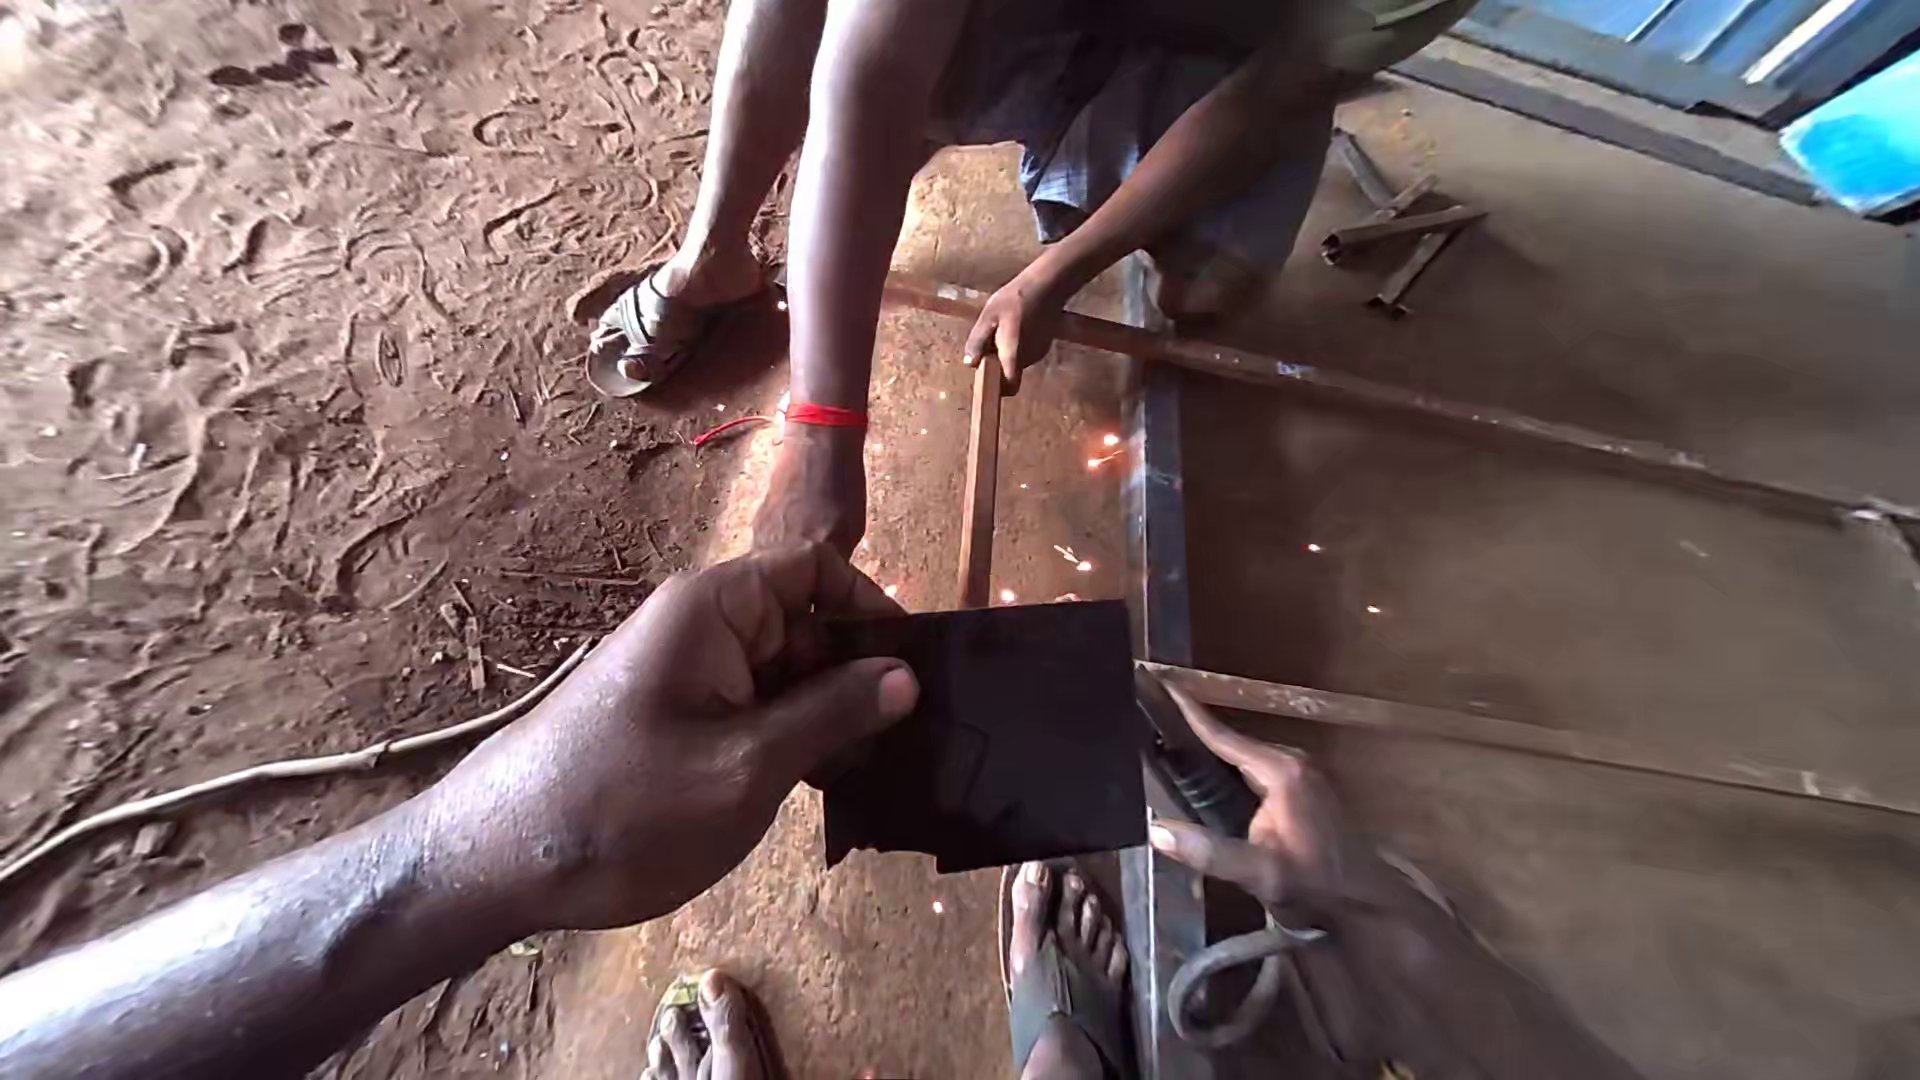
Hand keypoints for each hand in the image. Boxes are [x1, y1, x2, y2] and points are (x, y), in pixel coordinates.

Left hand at [414, 544, 918, 931]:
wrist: (491, 869)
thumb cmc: (623, 804)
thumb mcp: (747, 764)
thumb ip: (834, 712)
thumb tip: (907, 675)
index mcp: (719, 606)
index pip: (814, 569)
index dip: (867, 604)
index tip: (908, 660)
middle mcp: (711, 624)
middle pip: (807, 622)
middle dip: (853, 671)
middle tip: (895, 734)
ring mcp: (699, 669)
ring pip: (791, 669)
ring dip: (828, 711)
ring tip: (861, 766)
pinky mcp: (691, 709)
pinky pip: (763, 702)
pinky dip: (796, 732)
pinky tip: (818, 778)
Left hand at [962, 264, 1070, 395]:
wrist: (1047, 285)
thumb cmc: (1015, 299)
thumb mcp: (989, 316)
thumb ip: (977, 341)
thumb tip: (969, 363)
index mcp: (1013, 354)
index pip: (1010, 387)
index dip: (999, 388)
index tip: (987, 377)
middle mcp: (1028, 358)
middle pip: (1010, 373)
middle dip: (998, 365)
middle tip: (989, 342)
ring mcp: (1039, 353)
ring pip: (1017, 363)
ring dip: (1007, 354)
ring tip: (1002, 329)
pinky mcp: (1044, 345)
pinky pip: (1026, 353)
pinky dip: (1018, 347)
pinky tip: (1016, 326)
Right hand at [1145, 678, 1407, 920]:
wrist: (1370, 909)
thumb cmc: (1317, 887)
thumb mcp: (1262, 875)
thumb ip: (1210, 853)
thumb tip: (1156, 831)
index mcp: (1280, 770)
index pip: (1222, 734)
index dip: (1187, 708)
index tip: (1160, 680)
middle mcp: (1290, 759)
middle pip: (1229, 738)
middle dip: (1191, 723)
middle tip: (1152, 709)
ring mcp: (1298, 770)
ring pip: (1240, 750)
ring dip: (1208, 742)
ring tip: (1168, 731)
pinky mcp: (1300, 784)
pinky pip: (1251, 762)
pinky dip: (1225, 758)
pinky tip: (1205, 765)